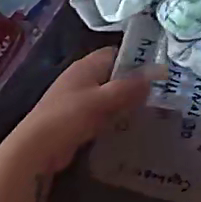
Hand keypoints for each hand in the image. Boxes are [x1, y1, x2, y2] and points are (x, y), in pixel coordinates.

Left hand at [0, 48, 152, 173]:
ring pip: (108, 98)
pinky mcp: (76, 121)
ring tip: (154, 113)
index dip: (136, 60)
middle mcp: (81, 80)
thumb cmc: (69, 117)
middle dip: (134, 85)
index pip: (115, 54)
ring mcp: (77, 101)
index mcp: (85, 67)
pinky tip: (131, 128)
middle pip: (113, 77)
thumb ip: (128, 87)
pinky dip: (115, 120)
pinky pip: (101, 116)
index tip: (159, 71)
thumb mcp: (102, 99)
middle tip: (163, 95)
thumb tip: (156, 73)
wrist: (37, 148)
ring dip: (126, 104)